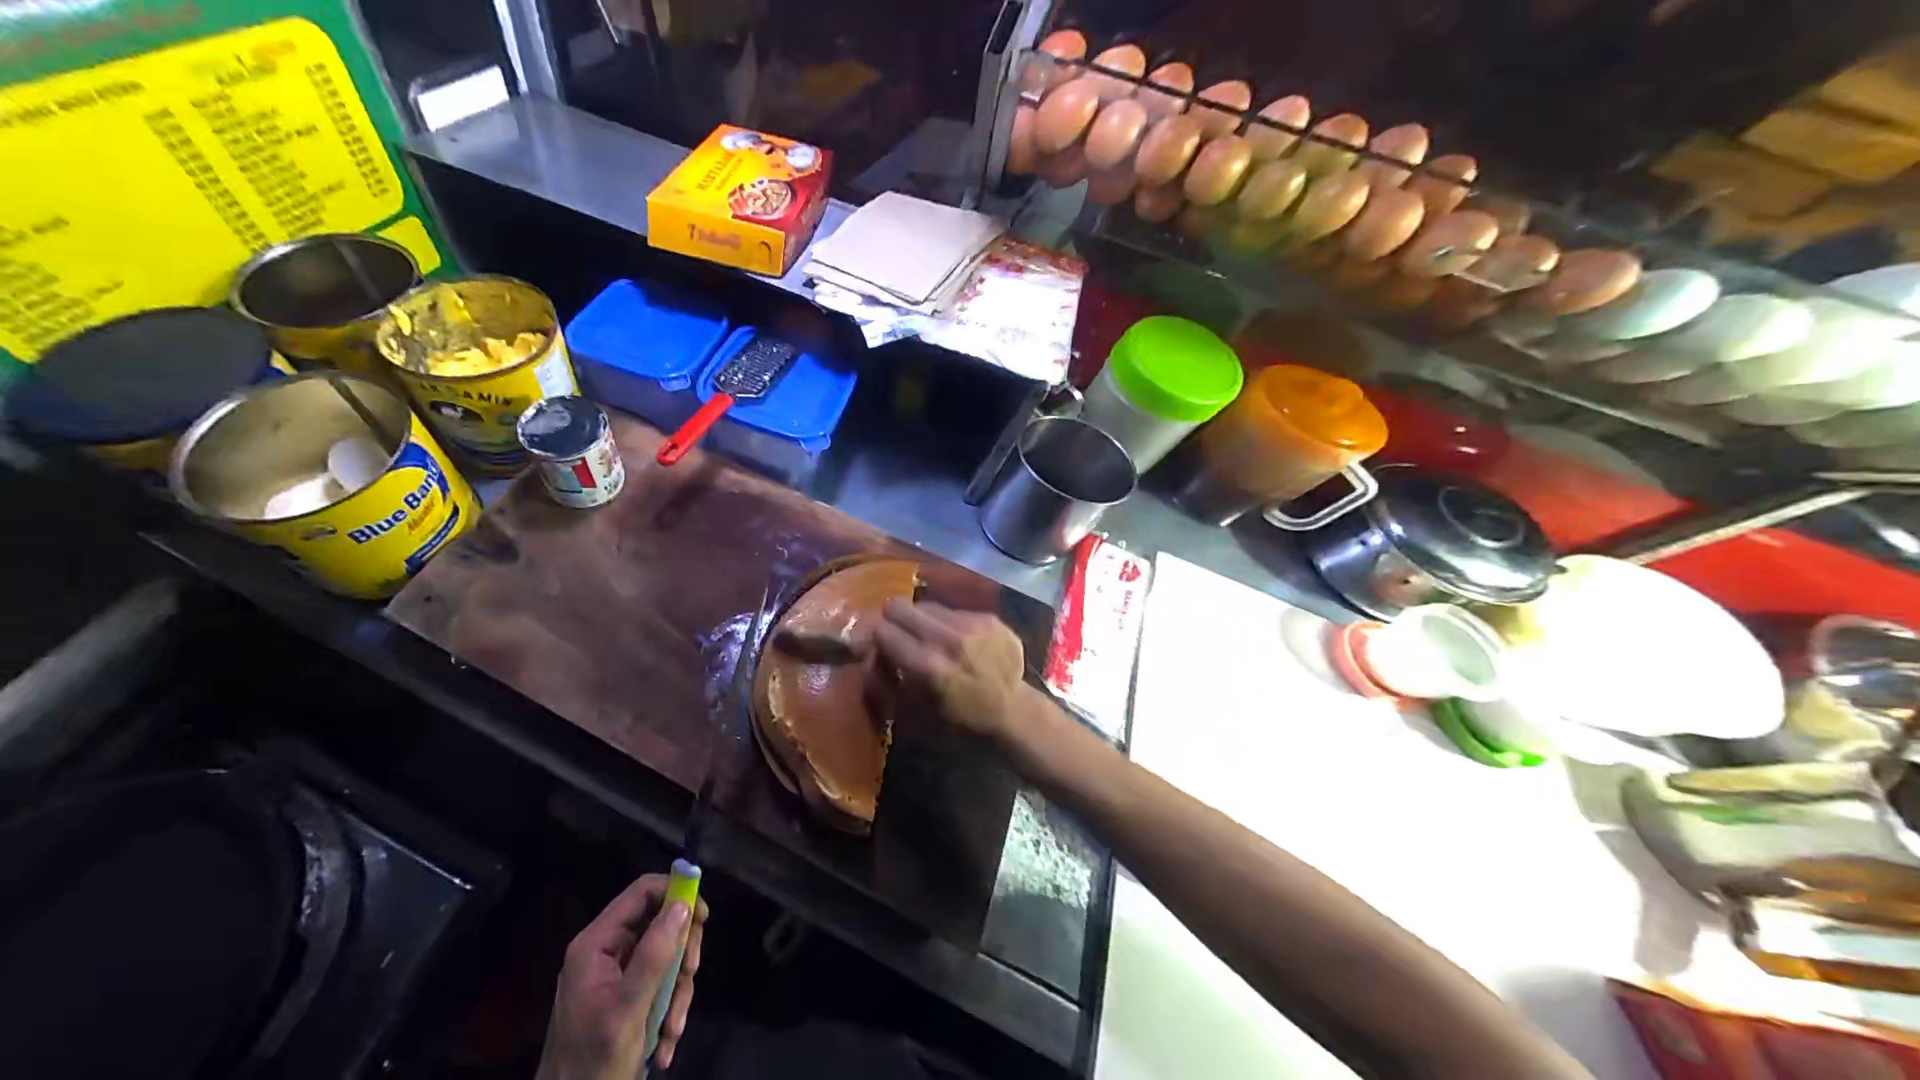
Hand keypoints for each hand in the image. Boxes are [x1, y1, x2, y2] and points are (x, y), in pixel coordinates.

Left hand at [535, 873, 708, 1079]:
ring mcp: (616, 975)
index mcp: (596, 944)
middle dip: (681, 952)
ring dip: (677, 992)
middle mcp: (606, 951)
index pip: (642, 892)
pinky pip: (662, 985)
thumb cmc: (591, 1065)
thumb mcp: (628, 1009)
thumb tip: (684, 903)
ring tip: (672, 1029)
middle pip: (661, 923)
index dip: (676, 893)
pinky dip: (669, 1010)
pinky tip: (663, 1044)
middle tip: (691, 974)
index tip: (703, 917)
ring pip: (667, 957)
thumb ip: (655, 954)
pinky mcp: (627, 997)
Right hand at [874, 599, 1030, 742]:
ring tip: (930, 639)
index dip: (875, 638)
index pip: (882, 630)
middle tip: (899, 636)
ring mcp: (972, 624)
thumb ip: (883, 680)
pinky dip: (948, 624)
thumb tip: (866, 654)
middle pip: (900, 606)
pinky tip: (958, 642)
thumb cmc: (959, 721)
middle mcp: (949, 638)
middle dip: (893, 621)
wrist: (1013, 713)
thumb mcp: (912, 712)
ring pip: (927, 605)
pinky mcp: (990, 618)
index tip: (878, 646)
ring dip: (922, 621)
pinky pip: (954, 611)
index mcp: (927, 665)